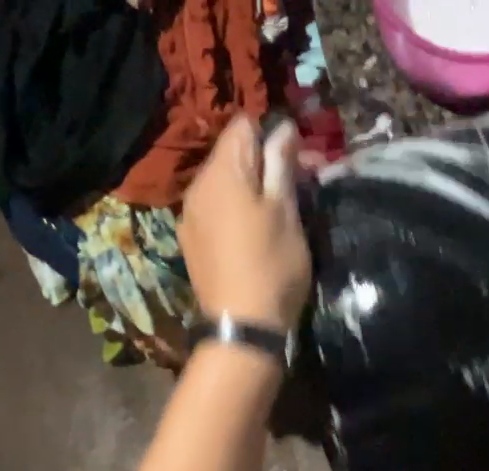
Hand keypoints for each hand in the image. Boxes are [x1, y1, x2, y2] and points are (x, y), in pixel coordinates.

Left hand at [179, 116, 311, 332]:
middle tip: (294, 188)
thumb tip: (283, 129)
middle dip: (261, 163)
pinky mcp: (191, 241)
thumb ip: (281, 167)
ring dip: (247, 189)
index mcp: (224, 172)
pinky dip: (232, 211)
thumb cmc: (273, 266)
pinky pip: (213, 210)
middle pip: (230, 155)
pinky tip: (248, 235)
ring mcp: (190, 215)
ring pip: (221, 184)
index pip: (243, 126)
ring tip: (273, 214)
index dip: (273, 135)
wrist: (243, 325)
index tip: (298, 161)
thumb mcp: (286, 213)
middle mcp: (198, 185)